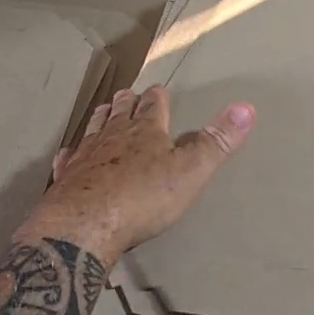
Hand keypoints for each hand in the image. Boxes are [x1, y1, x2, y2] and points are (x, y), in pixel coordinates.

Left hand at [28, 86, 254, 261]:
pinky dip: (72, 154)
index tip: (157, 88)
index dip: (157, 97)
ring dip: (100, 118)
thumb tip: (247, 107)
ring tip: (102, 110)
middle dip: (125, 102)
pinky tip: (69, 154)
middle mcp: (113, 137)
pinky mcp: (66, 179)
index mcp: (146, 132)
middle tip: (126, 92)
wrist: (85, 225)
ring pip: (93, 129)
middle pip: (119, 112)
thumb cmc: (143, 198)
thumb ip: (217, 142)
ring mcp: (86, 156)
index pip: (153, 106)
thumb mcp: (192, 171)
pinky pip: (69, 160)